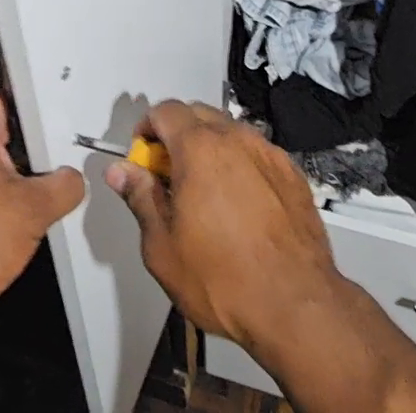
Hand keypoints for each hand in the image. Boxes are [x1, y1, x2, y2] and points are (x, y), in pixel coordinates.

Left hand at [0, 90, 84, 320]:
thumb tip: (72, 180)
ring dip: (14, 171)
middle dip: (30, 142)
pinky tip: (16, 212)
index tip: (59, 110)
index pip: (6, 93)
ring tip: (43, 185)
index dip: (35, 100)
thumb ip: (63, 187)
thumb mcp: (32, 212)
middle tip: (60, 153)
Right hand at [104, 101, 344, 349]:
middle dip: (178, 135)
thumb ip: (140, 197)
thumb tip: (120, 171)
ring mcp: (270, 153)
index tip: (143, 160)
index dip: (147, 129)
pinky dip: (241, 165)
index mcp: (200, 148)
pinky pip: (258, 154)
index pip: (165, 110)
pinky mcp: (293, 173)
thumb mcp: (162, 246)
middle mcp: (237, 139)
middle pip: (199, 114)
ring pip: (231, 132)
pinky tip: (240, 205)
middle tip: (168, 177)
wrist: (295, 304)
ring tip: (205, 194)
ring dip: (211, 149)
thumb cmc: (222, 278)